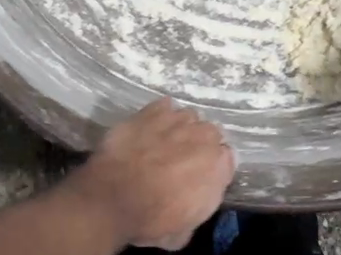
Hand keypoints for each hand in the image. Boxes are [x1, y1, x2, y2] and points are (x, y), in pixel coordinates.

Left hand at [68, 99, 234, 249]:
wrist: (113, 197)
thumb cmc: (151, 220)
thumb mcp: (183, 232)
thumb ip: (200, 207)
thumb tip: (198, 198)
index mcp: (218, 165)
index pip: (226, 159)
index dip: (211, 169)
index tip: (198, 178)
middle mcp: (205, 135)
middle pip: (209, 134)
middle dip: (198, 145)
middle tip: (179, 162)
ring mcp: (179, 117)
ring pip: (188, 118)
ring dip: (180, 130)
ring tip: (162, 145)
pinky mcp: (154, 108)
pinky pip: (164, 107)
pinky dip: (159, 118)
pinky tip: (148, 132)